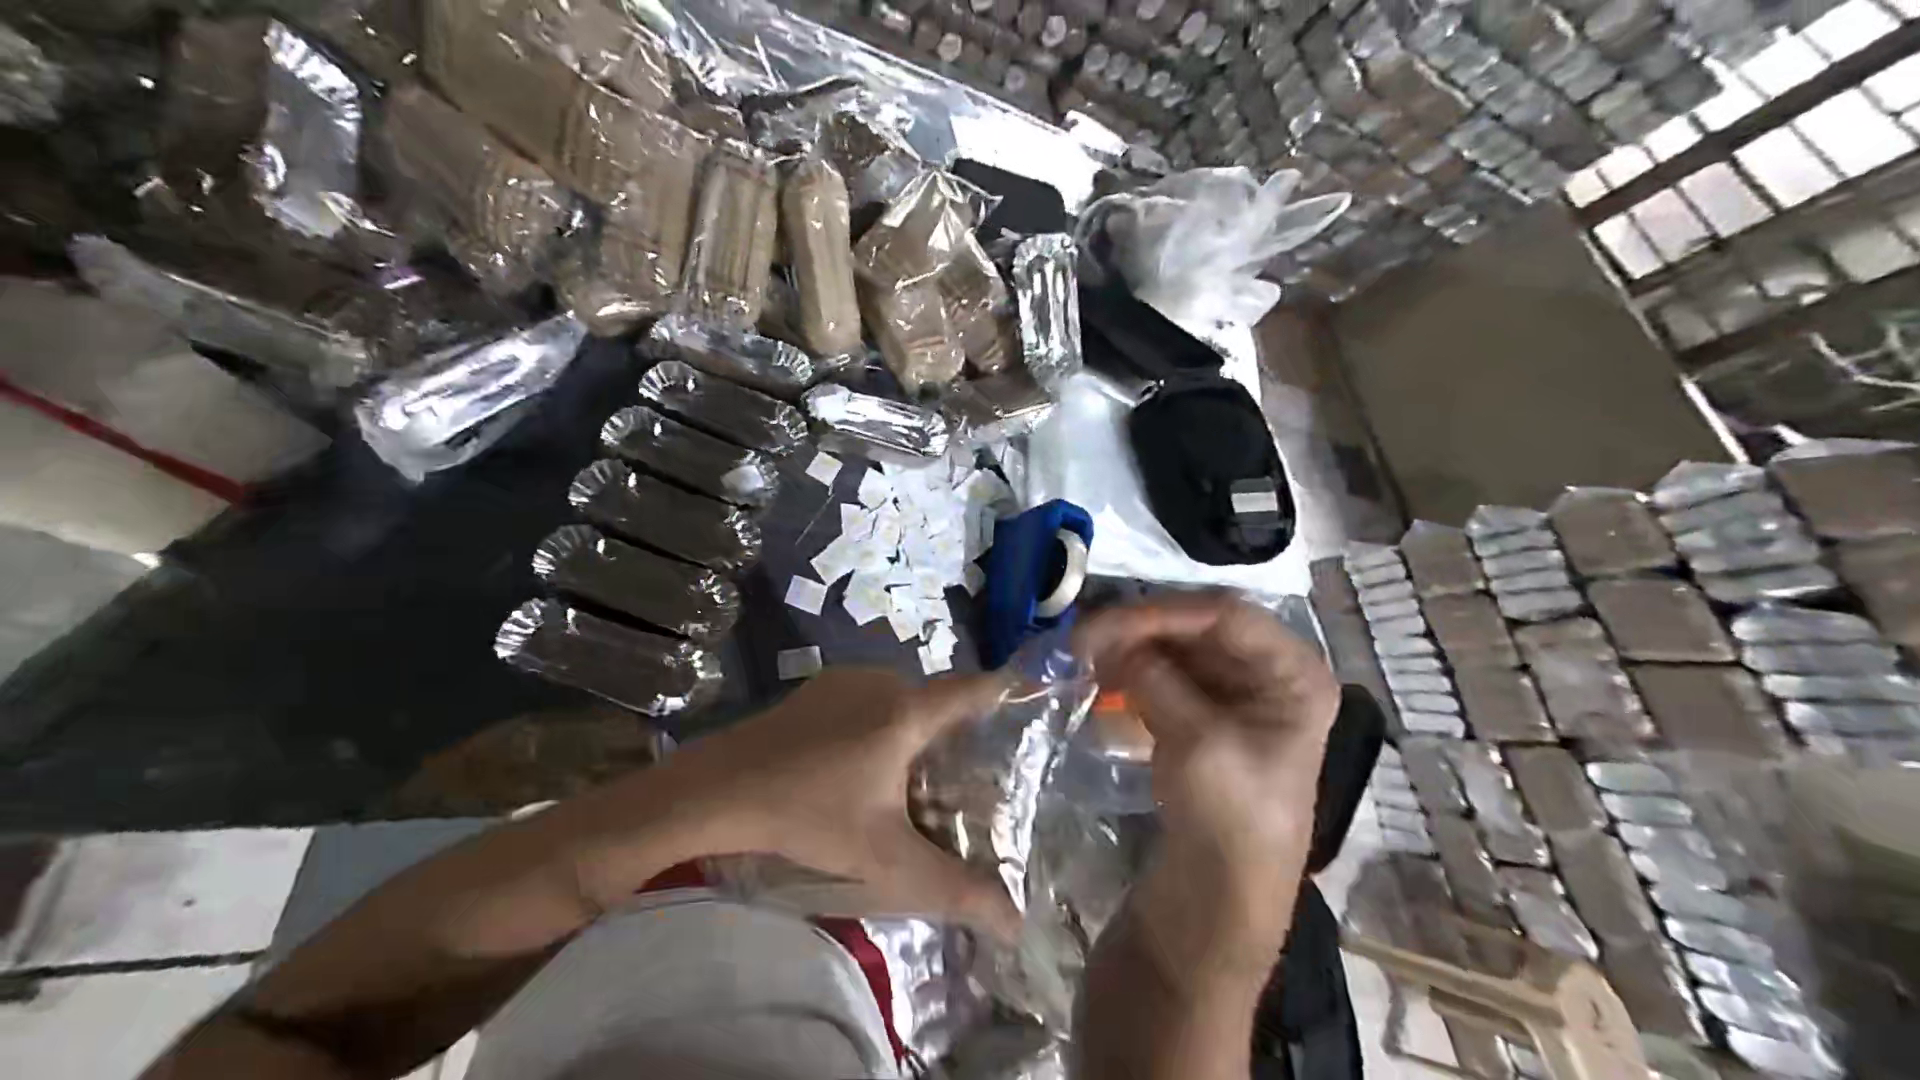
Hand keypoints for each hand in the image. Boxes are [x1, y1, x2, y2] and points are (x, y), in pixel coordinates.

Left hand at [653, 667, 1022, 936]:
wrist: (714, 790)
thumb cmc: (808, 818)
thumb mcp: (886, 862)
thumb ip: (955, 890)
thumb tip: (1016, 923)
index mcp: (906, 711)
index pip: (973, 688)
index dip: (1006, 692)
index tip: (1033, 703)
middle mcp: (880, 681)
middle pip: (937, 699)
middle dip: (957, 732)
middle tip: (968, 777)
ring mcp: (842, 680)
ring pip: (900, 698)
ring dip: (915, 729)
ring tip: (917, 778)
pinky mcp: (813, 690)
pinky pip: (867, 698)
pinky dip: (881, 723)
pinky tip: (862, 766)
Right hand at [1076, 594, 1338, 958]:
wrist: (1221, 896)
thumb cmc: (1231, 818)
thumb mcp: (1198, 741)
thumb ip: (1155, 679)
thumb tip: (1108, 642)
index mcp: (1295, 673)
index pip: (1226, 615)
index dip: (1163, 613)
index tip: (1104, 627)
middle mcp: (1270, 672)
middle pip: (1198, 627)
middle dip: (1141, 630)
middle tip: (1084, 640)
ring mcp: (1236, 692)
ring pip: (1176, 648)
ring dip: (1131, 649)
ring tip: (1086, 659)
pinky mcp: (1204, 713)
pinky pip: (1165, 675)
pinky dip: (1132, 673)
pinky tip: (1101, 681)